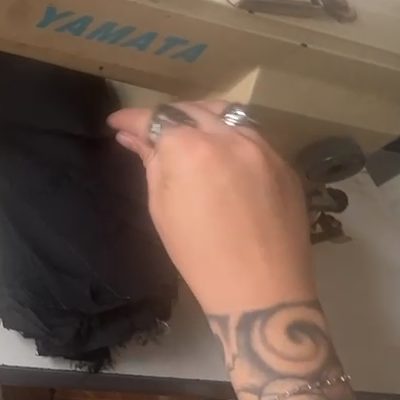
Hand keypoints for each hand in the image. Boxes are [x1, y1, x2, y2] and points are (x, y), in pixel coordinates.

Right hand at [107, 100, 314, 314]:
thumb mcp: (161, 206)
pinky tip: (221, 157)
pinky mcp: (283, 164)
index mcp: (189, 149)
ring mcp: (262, 148)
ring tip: (188, 135)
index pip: (153, 119)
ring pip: (225, 114)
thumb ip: (150, 162)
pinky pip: (251, 135)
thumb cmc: (198, 253)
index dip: (130, 119)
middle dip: (164, 117)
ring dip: (200, 118)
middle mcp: (228, 137)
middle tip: (149, 133)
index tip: (116, 124)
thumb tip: (132, 137)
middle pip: (189, 109)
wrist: (262, 290)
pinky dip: (229, 136)